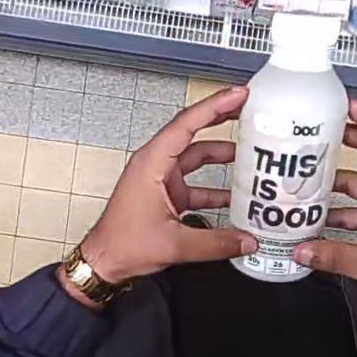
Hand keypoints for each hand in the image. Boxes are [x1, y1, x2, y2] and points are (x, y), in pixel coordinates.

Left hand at [70, 85, 255, 292]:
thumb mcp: (175, 244)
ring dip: (223, 155)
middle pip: (193, 133)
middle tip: (248, 109)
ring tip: (251, 152)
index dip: (215, 107)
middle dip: (221, 119)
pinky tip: (238, 196)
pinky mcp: (167, 194)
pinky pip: (197, 183)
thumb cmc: (123, 245)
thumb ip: (216, 242)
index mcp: (152, 164)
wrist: (105, 262)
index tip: (238, 95)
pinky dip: (217, 187)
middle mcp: (156, 165)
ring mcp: (162, 179)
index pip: (187, 124)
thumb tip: (248, 241)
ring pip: (197, 157)